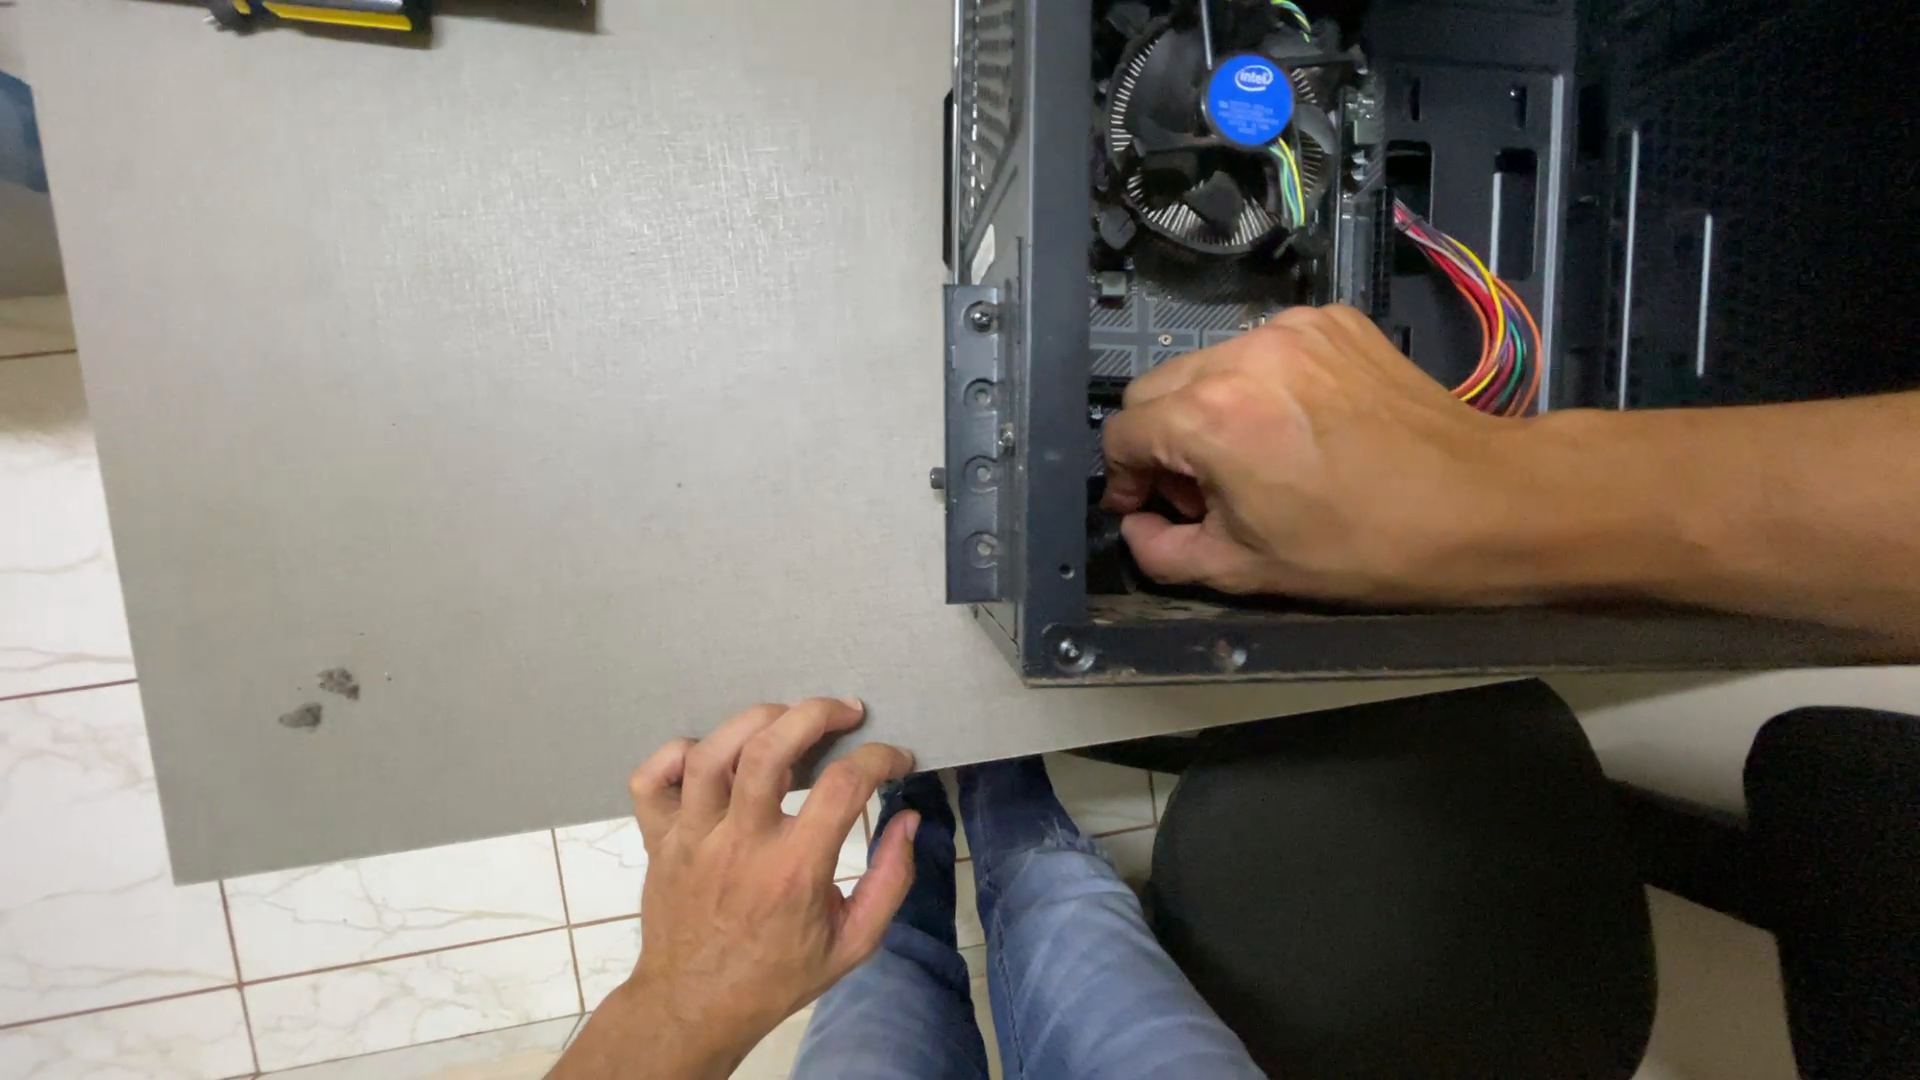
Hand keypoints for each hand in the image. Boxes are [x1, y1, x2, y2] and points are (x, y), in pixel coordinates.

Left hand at [549, 699, 917, 1079]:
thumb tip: (908, 818)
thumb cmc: (778, 975)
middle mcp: (739, 846)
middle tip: (846, 710)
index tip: (896, 758)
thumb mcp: (854, 943)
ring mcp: (691, 839)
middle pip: (768, 752)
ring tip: (787, 718)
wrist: (692, 1010)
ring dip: (756, 720)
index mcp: (792, 872)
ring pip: (712, 754)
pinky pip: (652, 779)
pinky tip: (710, 753)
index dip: (879, 759)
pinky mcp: (657, 839)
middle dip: (815, 713)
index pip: (842, 787)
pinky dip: (676, 751)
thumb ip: (890, 880)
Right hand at [1101, 304, 1530, 603]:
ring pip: (1202, 365)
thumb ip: (1159, 552)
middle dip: (1159, 442)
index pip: (1121, 432)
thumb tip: (1135, 525)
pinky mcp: (1329, 321)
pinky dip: (1253, 386)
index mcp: (1212, 416)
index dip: (1123, 478)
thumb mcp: (1241, 569)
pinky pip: (1257, 349)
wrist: (1482, 503)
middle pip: (1152, 391)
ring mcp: (1290, 330)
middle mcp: (1242, 356)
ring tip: (1249, 457)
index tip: (1145, 506)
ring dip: (1202, 411)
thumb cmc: (1362, 546)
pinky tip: (1290, 425)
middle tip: (1199, 489)